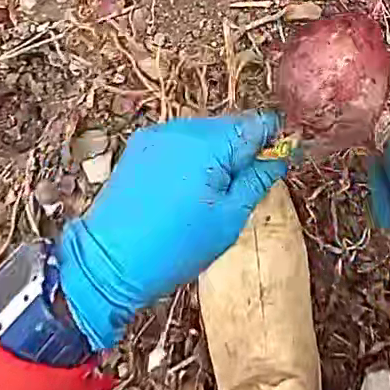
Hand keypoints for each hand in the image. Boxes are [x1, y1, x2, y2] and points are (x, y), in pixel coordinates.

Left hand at [56, 112, 286, 348]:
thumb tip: (285, 153)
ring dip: (219, 153)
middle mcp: (183, 129)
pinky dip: (195, 155)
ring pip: (209, 132)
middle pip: (233, 126)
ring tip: (210, 192)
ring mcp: (159, 134)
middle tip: (241, 188)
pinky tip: (187, 187)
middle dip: (244, 150)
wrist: (104, 267)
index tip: (278, 161)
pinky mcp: (142, 144)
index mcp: (209, 145)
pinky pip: (184, 140)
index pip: (258, 123)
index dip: (274, 140)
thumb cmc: (175, 248)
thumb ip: (259, 178)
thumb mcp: (230, 218)